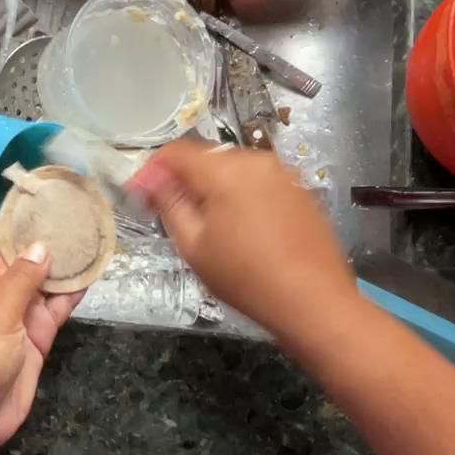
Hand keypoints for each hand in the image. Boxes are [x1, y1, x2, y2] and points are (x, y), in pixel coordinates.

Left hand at [0, 227, 84, 454]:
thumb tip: (42, 245)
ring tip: (97, 235)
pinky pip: (57, 305)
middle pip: (29, 254)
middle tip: (86, 212)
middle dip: (54, 236)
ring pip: (47, 279)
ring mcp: (18, 312)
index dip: (25, 216)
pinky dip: (74, 291)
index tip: (53, 196)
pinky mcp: (36, 335)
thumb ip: (22, 279)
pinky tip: (94, 272)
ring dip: (69, 262)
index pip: (2, 235)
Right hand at [129, 141, 358, 340]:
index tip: (139, 192)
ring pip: (231, 169)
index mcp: (226, 171)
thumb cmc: (247, 278)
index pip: (175, 151)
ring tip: (202, 223)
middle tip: (166, 210)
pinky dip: (238, 195)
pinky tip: (237, 228)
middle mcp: (257, 162)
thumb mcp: (193, 245)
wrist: (315, 302)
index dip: (151, 169)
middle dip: (182, 179)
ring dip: (210, 187)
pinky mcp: (300, 190)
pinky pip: (257, 182)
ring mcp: (283, 175)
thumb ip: (168, 203)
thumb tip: (149, 180)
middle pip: (205, 158)